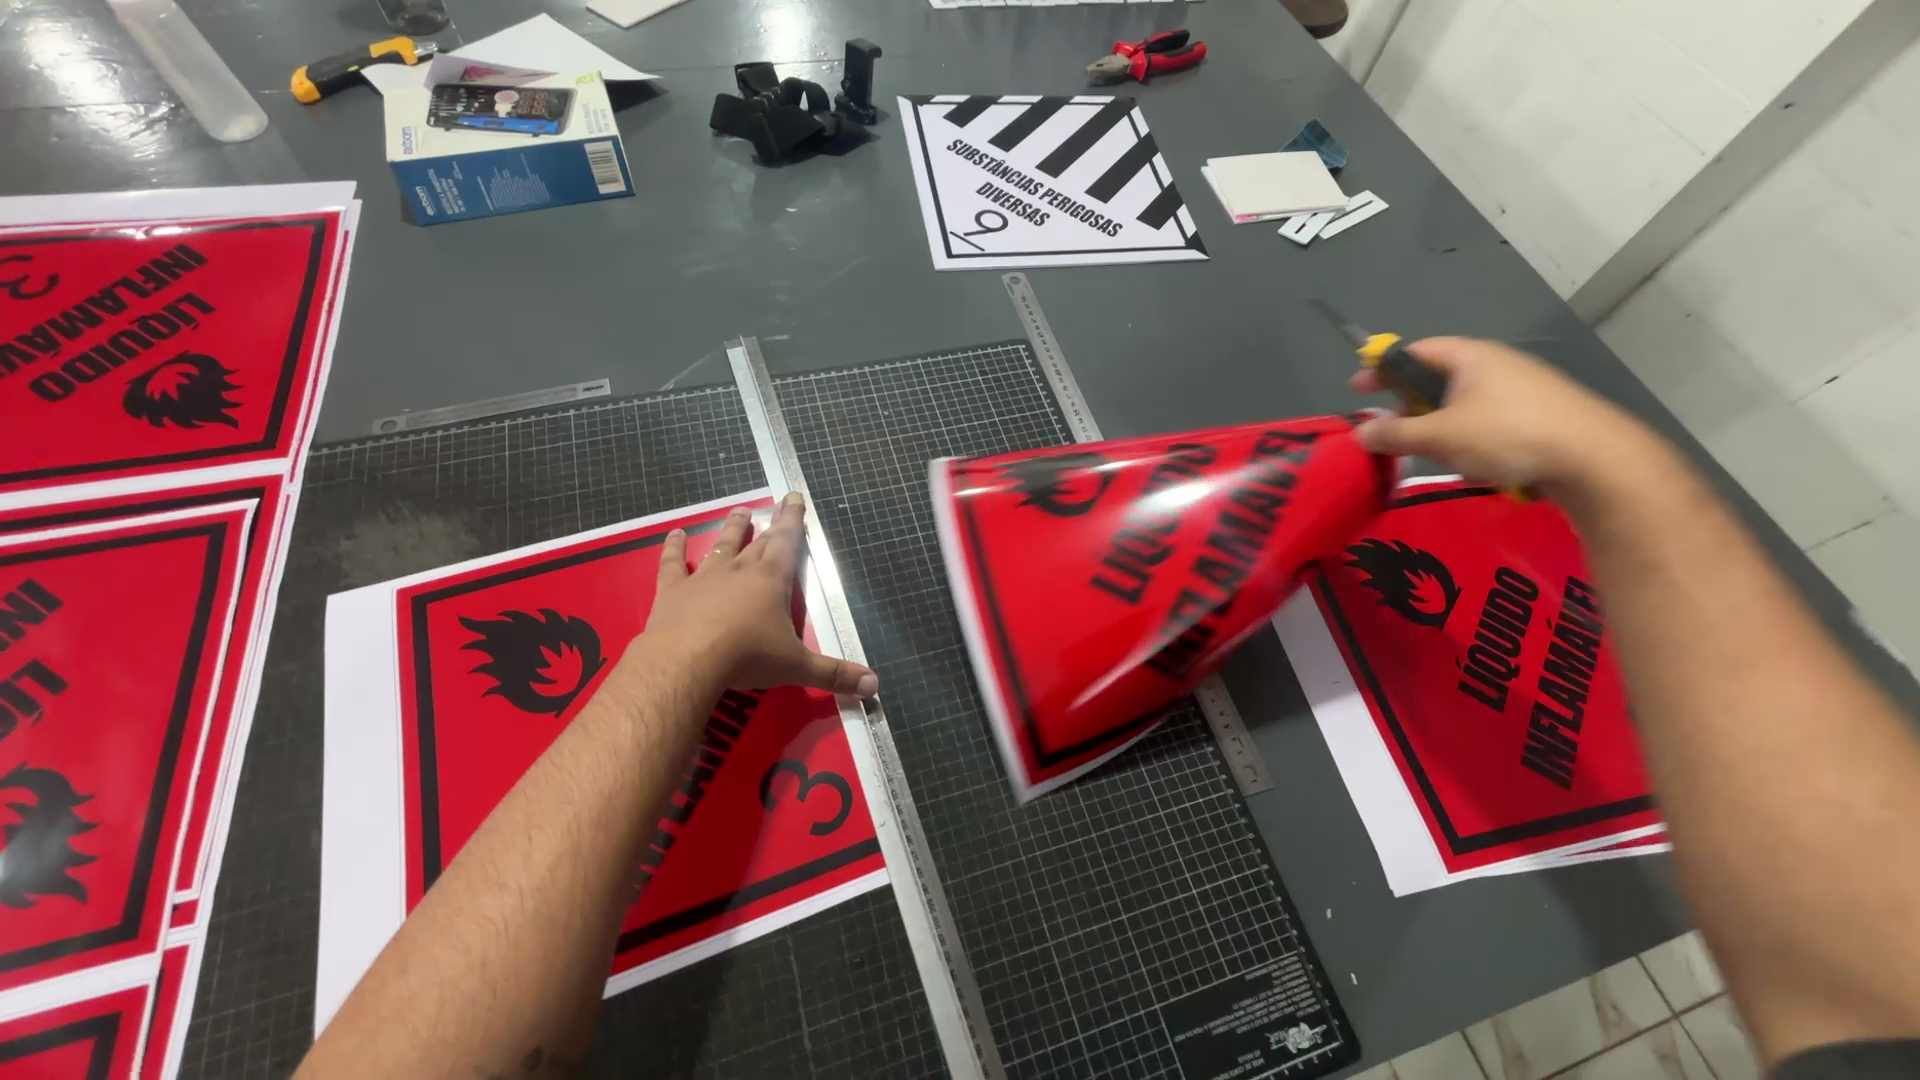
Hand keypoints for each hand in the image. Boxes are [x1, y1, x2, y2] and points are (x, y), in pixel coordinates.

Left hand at [641, 494, 878, 697]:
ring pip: (721, 546)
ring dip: (730, 529)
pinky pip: (674, 564)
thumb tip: (875, 685)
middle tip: (774, 506)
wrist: (686, 661)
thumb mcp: (797, 667)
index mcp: (772, 580)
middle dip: (769, 524)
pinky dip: (674, 548)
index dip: (793, 519)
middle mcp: (739, 570)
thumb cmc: (747, 657)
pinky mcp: (673, 591)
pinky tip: (675, 534)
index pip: (787, 541)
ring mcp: (704, 578)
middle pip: (758, 541)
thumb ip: (835, 674)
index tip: (793, 497)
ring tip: (738, 512)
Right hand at [1349, 336, 1664, 495]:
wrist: (1596, 460)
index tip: (1357, 389)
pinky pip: (1488, 426)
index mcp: (1472, 357)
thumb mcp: (1440, 436)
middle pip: (1438, 381)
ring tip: (1439, 457)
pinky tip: (1477, 468)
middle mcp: (1498, 366)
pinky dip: (1471, 444)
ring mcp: (1522, 391)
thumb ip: (1396, 433)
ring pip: (1462, 408)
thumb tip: (1361, 432)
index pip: (1416, 352)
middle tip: (1394, 432)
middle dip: (1412, 408)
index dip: (1383, 368)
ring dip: (1442, 431)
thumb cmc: (1508, 435)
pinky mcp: (1539, 418)